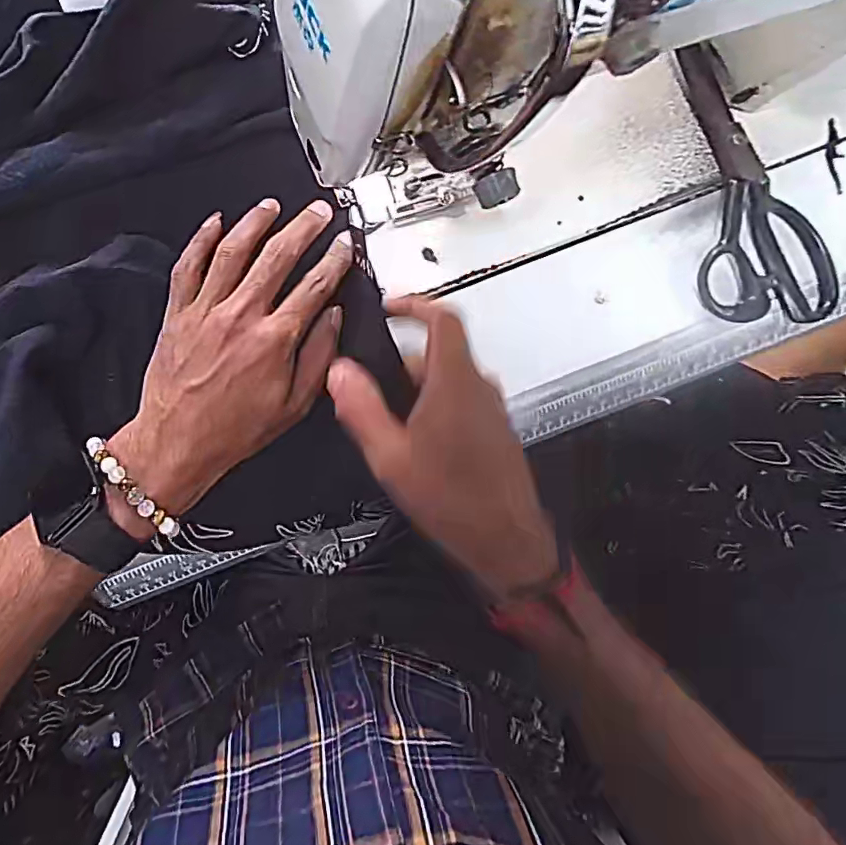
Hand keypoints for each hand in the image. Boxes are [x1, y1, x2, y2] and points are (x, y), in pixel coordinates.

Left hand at [106, 199, 353, 535]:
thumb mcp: (293, 405)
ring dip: (255, 223)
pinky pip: (188, 266)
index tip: (343, 245)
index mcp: (273, 340)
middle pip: (277, 256)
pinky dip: (200, 240)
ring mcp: (206, 311)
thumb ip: (318, 357)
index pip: (313, 285)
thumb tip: (332, 321)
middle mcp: (240, 318)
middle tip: (316, 212)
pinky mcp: (178, 314)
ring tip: (270, 207)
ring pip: (232, 251)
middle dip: (303, 227)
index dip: (334, 259)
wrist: (177, 441)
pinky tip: (214, 224)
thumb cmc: (231, 430)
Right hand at [326, 296, 558, 599]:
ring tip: (391, 424)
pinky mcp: (495, 428)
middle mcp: (479, 387)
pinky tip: (417, 443)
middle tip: (372, 388)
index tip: (391, 308)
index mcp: (454, 382)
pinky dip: (435, 405)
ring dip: (418, 388)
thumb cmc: (452, 500)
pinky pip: (462, 399)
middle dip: (402, 363)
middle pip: (438, 352)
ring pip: (449, 378)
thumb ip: (361, 407)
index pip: (443, 319)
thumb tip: (340, 371)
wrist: (505, 539)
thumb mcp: (389, 455)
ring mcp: (491, 407)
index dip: (415, 305)